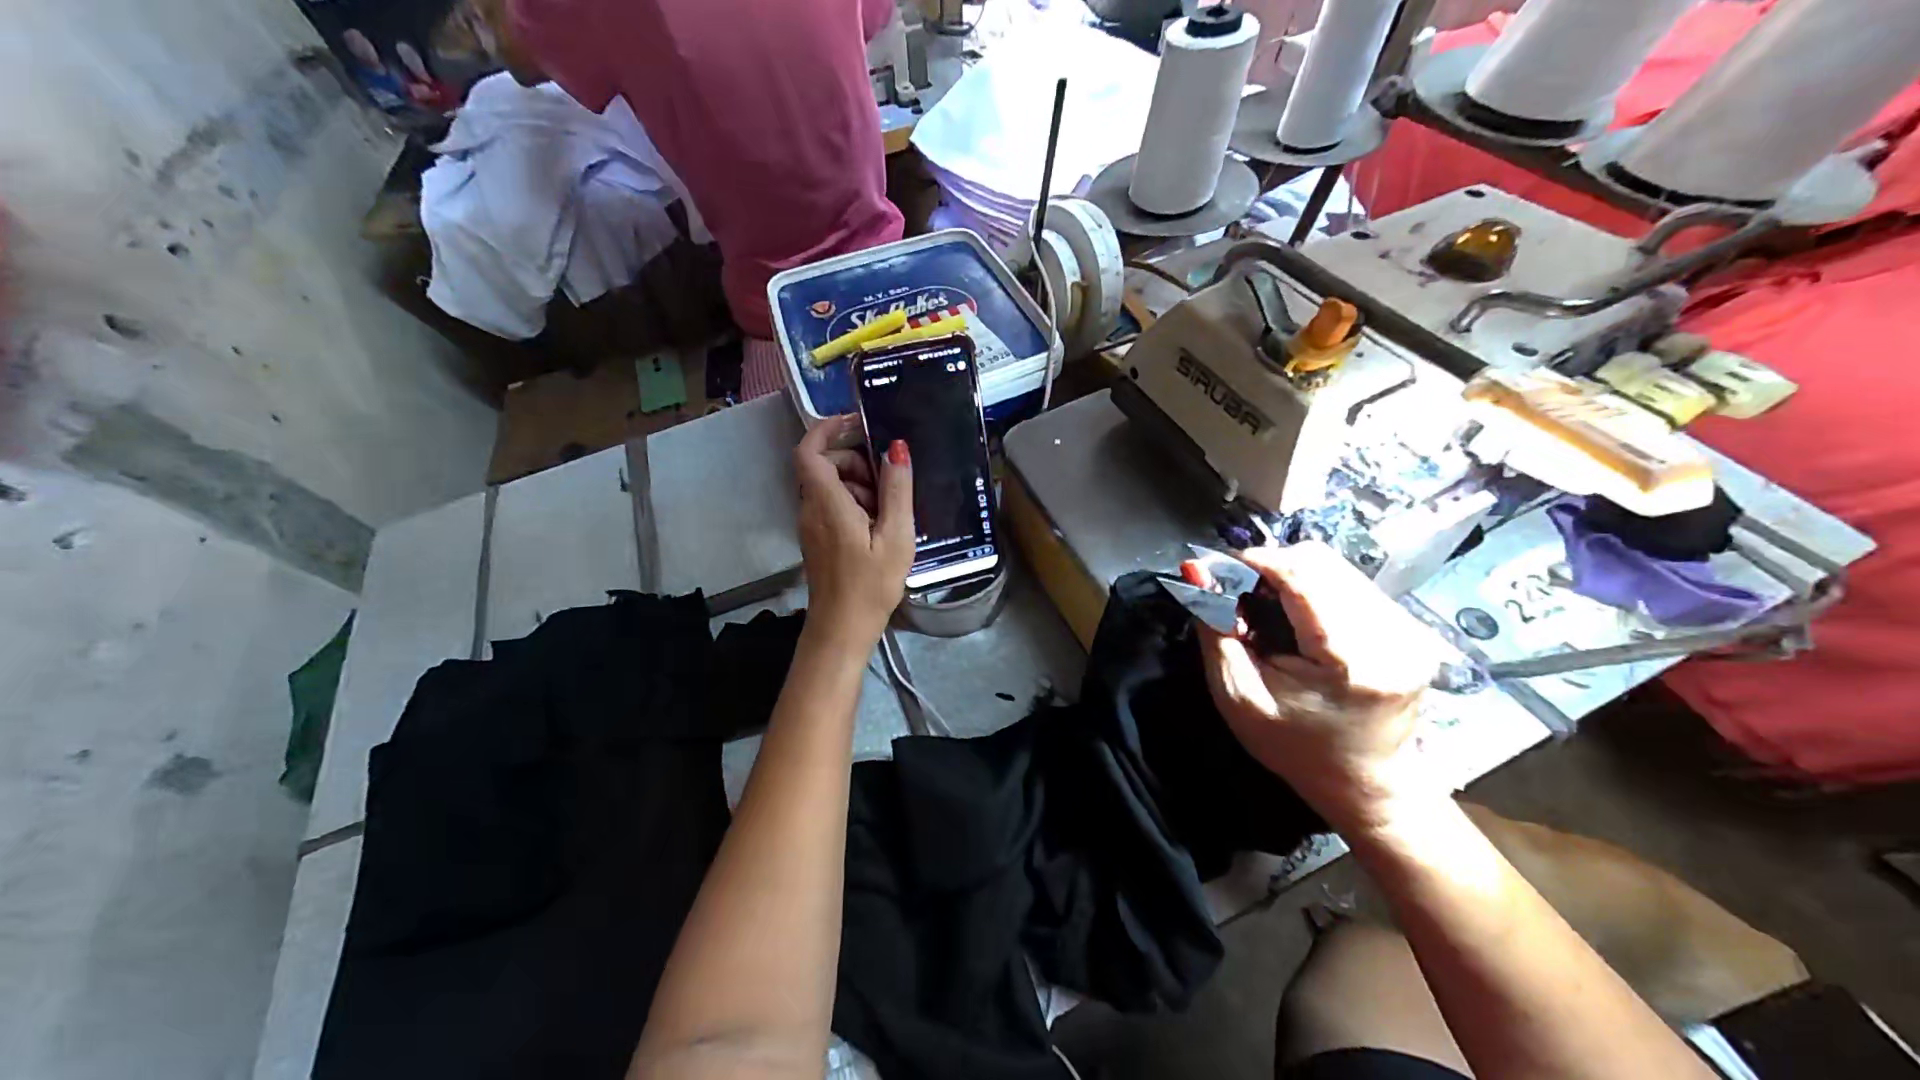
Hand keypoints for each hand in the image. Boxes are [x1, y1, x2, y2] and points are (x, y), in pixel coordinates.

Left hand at [793, 415, 913, 647]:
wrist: (841, 630)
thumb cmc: (870, 586)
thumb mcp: (895, 537)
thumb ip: (896, 490)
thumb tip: (896, 448)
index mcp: (826, 503)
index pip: (809, 451)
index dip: (827, 428)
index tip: (856, 422)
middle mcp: (811, 509)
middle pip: (824, 465)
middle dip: (855, 462)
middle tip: (887, 482)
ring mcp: (811, 525)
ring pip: (830, 486)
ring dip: (858, 485)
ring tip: (888, 512)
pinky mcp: (817, 538)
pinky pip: (831, 505)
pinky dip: (854, 504)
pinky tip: (879, 528)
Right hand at [1197, 541, 1446, 827]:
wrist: (1365, 784)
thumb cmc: (1294, 747)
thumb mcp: (1238, 696)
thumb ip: (1215, 628)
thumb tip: (1195, 569)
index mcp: (1350, 659)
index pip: (1301, 574)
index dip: (1254, 561)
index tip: (1218, 572)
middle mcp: (1393, 636)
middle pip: (1321, 562)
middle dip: (1272, 568)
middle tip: (1242, 600)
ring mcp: (1411, 631)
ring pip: (1337, 567)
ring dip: (1294, 577)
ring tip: (1271, 613)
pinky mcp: (1414, 630)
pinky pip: (1354, 584)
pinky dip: (1317, 590)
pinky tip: (1302, 621)